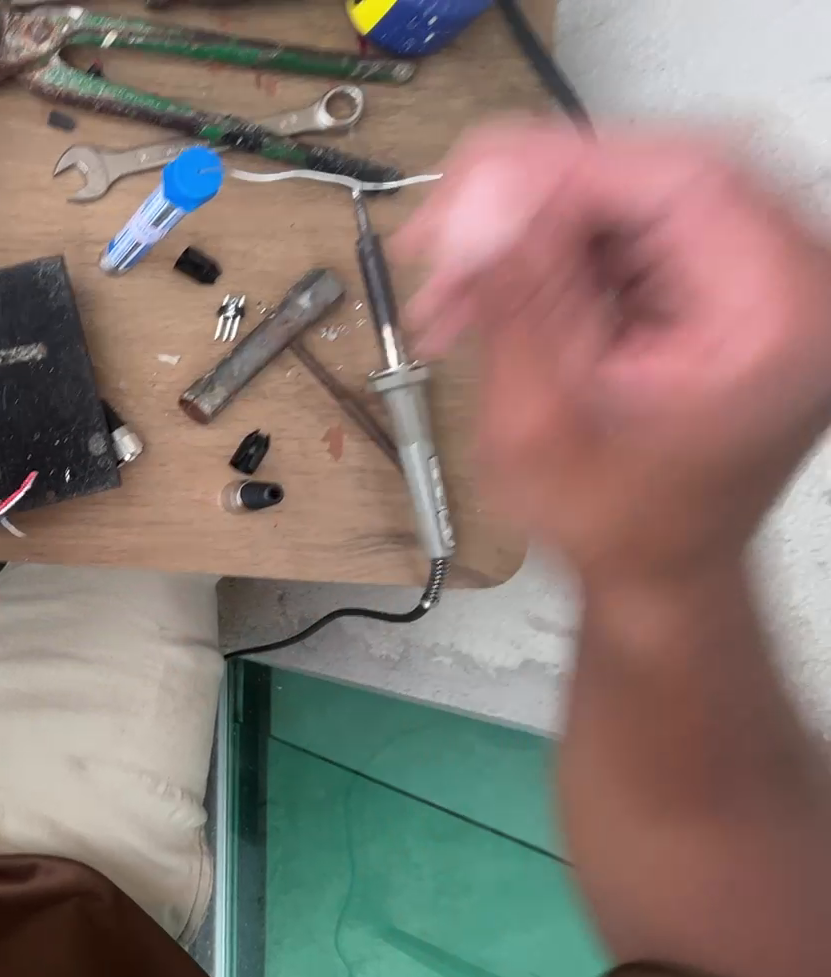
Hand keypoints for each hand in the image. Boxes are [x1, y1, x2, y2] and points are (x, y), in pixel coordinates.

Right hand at [396, 122, 830, 585]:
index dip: (560, 169)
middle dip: (528, 200)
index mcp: (776, 310)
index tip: (459, 189)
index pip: (680, 181)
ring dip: (519, 239)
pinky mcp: (705, 294)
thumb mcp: (540, 421)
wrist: (651, 564)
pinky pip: (616, 246)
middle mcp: (784, 278)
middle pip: (657, 179)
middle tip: (435, 236)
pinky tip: (477, 301)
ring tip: (442, 296)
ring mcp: (747, 281)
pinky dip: (537, 264)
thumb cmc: (605, 517)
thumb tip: (479, 213)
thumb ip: (518, 308)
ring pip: (625, 208)